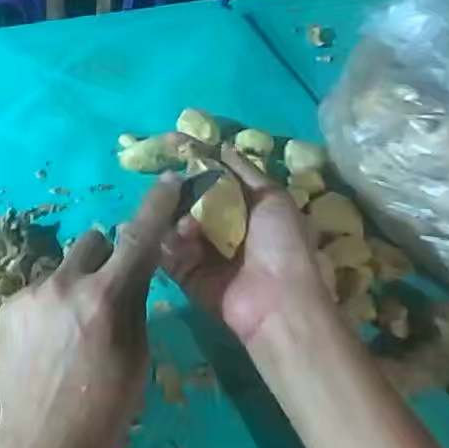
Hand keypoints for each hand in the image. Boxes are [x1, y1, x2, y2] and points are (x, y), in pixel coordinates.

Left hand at [0, 174, 180, 447]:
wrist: (41, 446)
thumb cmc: (104, 409)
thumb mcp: (137, 356)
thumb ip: (133, 305)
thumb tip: (130, 275)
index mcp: (107, 298)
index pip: (139, 238)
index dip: (157, 206)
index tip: (169, 180)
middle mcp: (67, 284)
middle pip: (93, 242)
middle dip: (104, 258)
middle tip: (105, 293)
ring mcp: (32, 293)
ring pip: (64, 269)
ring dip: (73, 286)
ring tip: (68, 330)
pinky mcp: (9, 305)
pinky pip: (39, 290)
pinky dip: (48, 306)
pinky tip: (44, 342)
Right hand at [159, 147, 328, 343]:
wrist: (277, 302)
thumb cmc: (281, 244)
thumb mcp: (272, 198)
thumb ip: (245, 171)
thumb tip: (223, 146)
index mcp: (246, 210)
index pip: (215, 181)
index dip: (198, 165)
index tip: (175, 146)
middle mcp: (223, 229)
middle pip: (191, 201)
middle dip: (180, 190)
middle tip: (168, 180)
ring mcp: (203, 252)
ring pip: (176, 224)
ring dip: (176, 216)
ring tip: (186, 220)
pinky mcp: (186, 274)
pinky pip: (168, 251)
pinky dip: (167, 241)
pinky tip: (175, 235)